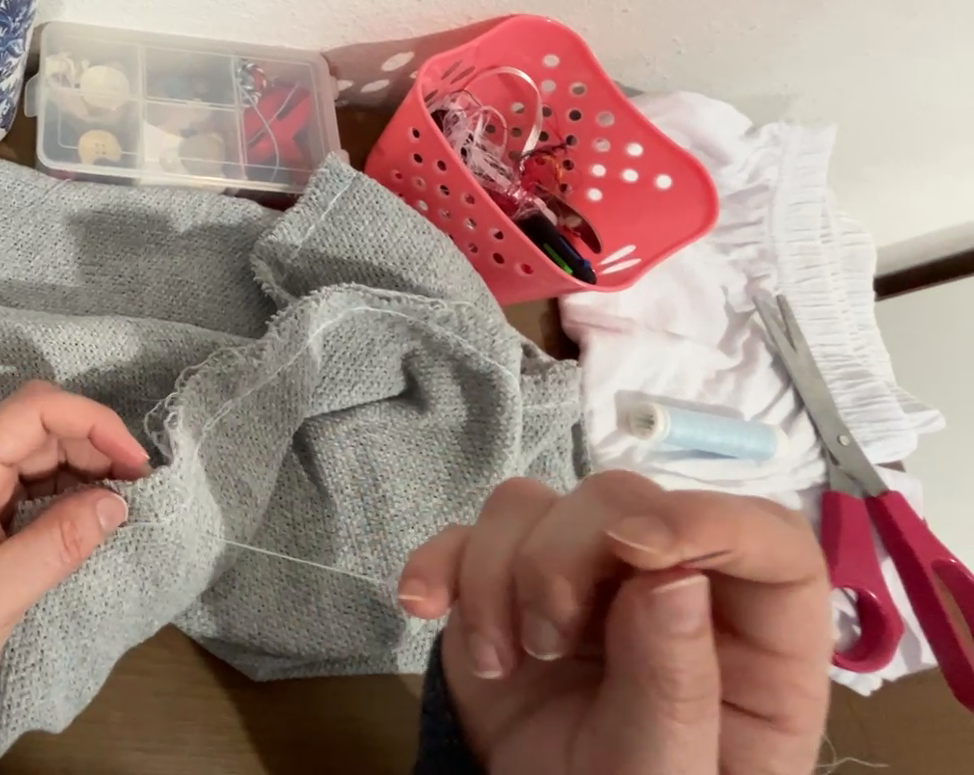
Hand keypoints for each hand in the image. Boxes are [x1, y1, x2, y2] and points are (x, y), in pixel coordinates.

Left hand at [0, 381, 151, 747]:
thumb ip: (58, 543)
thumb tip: (116, 502)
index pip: (33, 410)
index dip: (92, 421)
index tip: (137, 461)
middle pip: (35, 425)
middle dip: (91, 443)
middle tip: (138, 486)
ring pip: (31, 454)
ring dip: (79, 467)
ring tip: (122, 499)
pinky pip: (20, 487)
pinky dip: (58, 493)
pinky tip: (85, 515)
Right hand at [399, 472, 831, 774]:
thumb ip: (674, 686)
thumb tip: (671, 578)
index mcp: (748, 644)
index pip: (762, 538)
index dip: (705, 520)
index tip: (632, 548)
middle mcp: (660, 587)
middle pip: (617, 500)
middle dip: (562, 557)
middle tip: (543, 639)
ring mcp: (572, 575)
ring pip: (528, 506)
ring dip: (494, 574)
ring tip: (497, 660)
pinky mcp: (496, 575)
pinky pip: (461, 532)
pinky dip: (437, 563)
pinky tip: (423, 607)